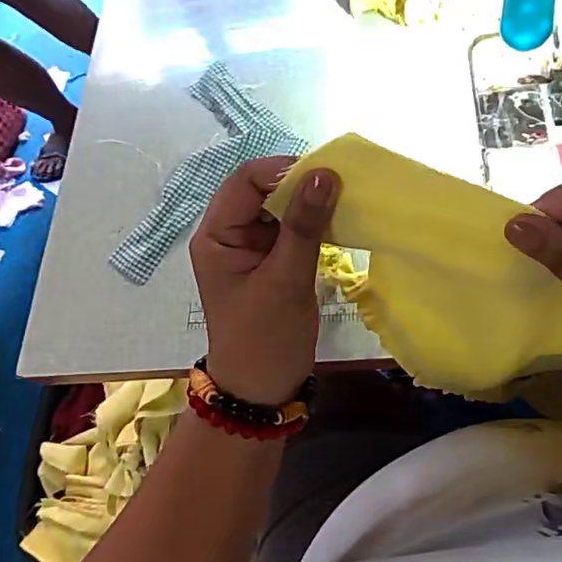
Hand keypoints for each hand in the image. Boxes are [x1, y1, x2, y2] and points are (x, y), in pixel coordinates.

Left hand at [189, 157, 338, 405]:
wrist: (262, 391)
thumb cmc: (265, 339)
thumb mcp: (286, 280)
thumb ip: (304, 226)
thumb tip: (325, 174)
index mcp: (217, 236)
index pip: (245, 181)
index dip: (282, 170)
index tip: (325, 174)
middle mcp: (230, 235)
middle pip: (262, 190)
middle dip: (299, 183)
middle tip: (341, 186)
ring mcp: (253, 249)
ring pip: (280, 208)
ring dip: (309, 202)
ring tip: (343, 202)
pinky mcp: (274, 262)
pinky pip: (292, 229)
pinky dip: (314, 222)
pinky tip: (337, 223)